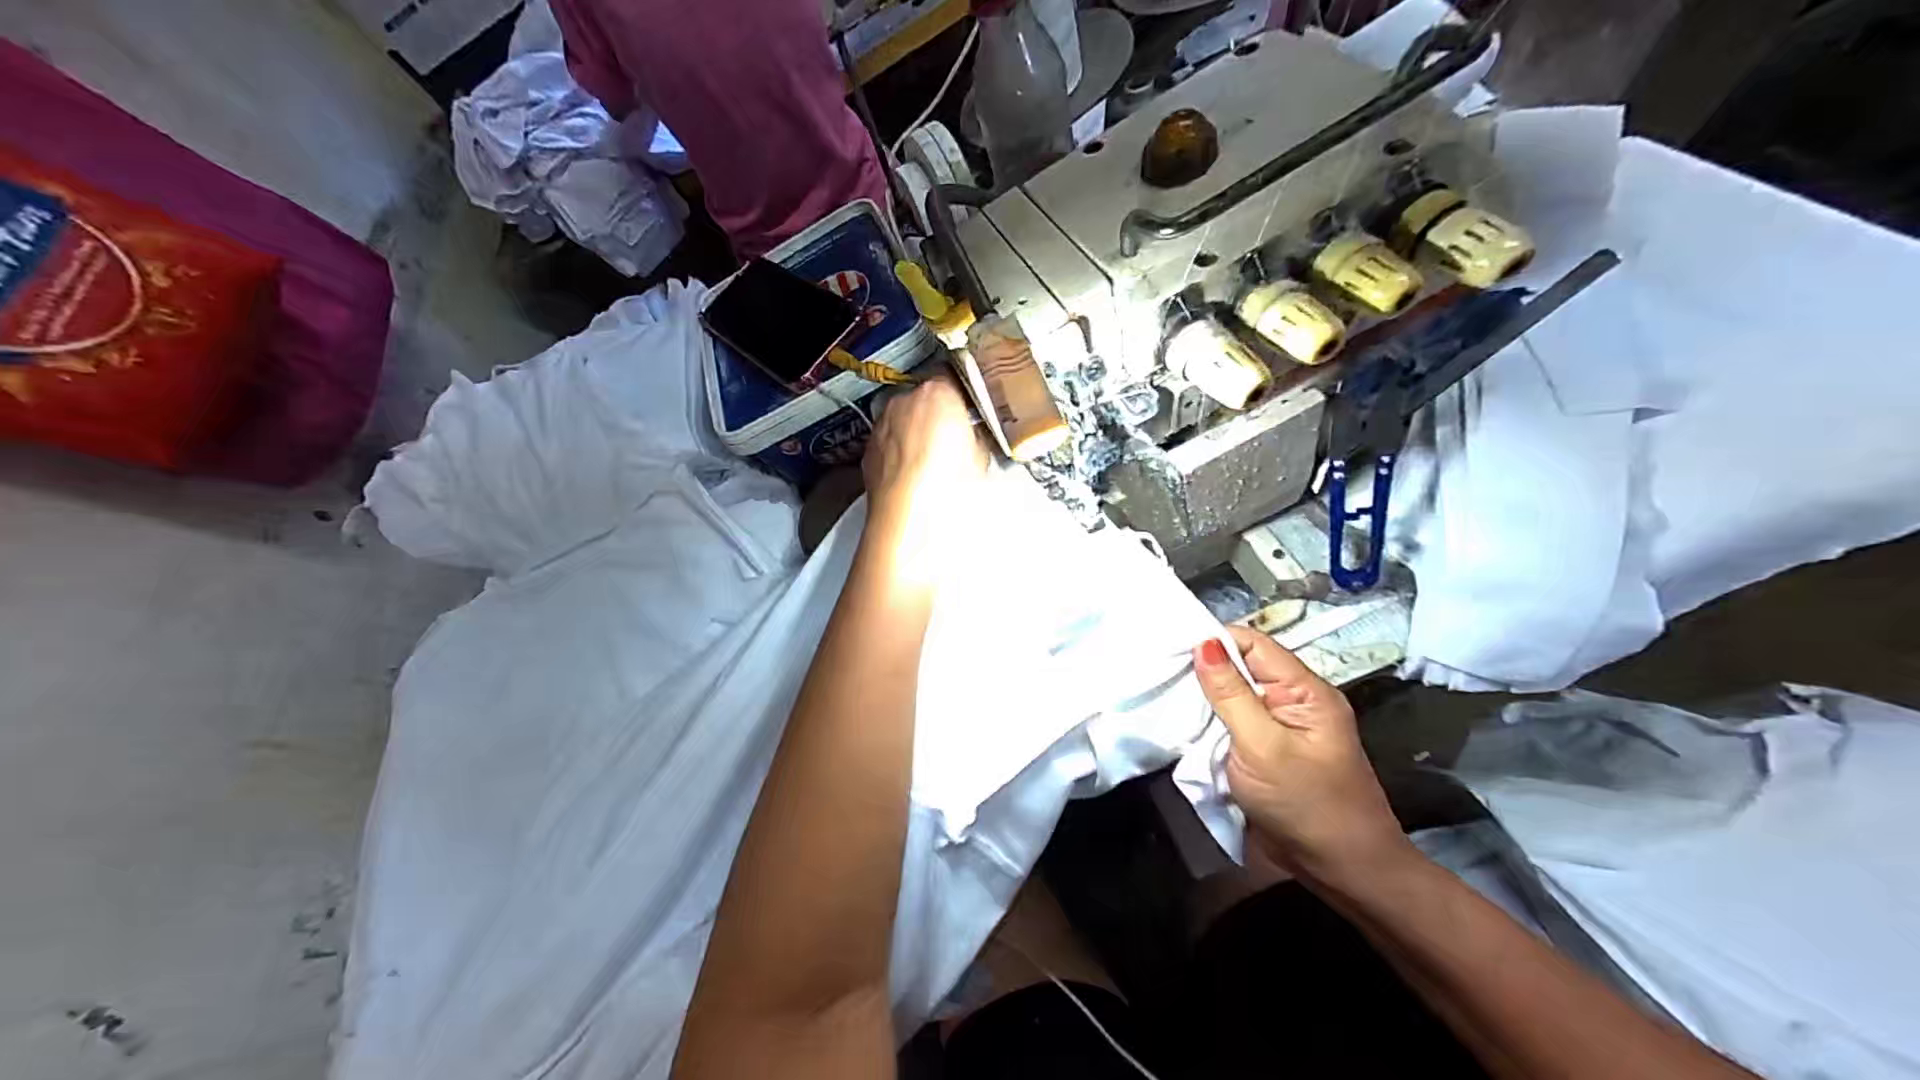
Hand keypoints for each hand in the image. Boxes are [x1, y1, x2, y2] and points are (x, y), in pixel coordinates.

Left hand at [862, 374, 987, 529]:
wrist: (906, 515)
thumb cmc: (945, 485)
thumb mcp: (980, 458)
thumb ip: (978, 436)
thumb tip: (975, 435)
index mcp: (938, 393)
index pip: (954, 377)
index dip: (963, 394)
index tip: (970, 408)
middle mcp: (906, 400)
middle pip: (926, 396)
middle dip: (938, 412)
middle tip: (953, 438)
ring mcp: (884, 422)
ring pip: (904, 417)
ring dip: (915, 430)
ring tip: (930, 460)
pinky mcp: (869, 446)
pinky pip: (889, 439)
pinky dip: (898, 449)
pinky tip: (911, 472)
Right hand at [1192, 624, 1410, 887]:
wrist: (1341, 871)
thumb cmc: (1307, 805)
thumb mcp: (1263, 746)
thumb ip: (1230, 694)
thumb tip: (1203, 644)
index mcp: (1305, 690)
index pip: (1252, 645)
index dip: (1213, 642)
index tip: (1171, 652)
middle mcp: (1293, 701)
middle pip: (1241, 667)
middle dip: (1203, 672)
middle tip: (1162, 676)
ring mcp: (1279, 728)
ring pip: (1232, 697)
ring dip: (1204, 702)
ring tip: (1166, 698)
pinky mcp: (1266, 751)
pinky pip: (1232, 725)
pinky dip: (1209, 725)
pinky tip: (1185, 726)